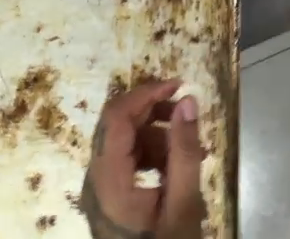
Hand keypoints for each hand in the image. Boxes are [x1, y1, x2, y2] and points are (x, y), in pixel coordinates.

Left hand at [79, 79, 204, 238]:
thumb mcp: (184, 204)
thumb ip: (184, 150)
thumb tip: (187, 99)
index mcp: (108, 180)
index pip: (116, 117)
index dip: (145, 92)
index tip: (179, 84)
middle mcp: (96, 180)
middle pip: (117, 124)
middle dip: (153, 110)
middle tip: (186, 108)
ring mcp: (100, 190)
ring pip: (123, 140)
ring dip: (157, 132)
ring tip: (194, 146)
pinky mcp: (109, 198)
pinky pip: (126, 159)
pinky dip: (152, 152)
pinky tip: (179, 164)